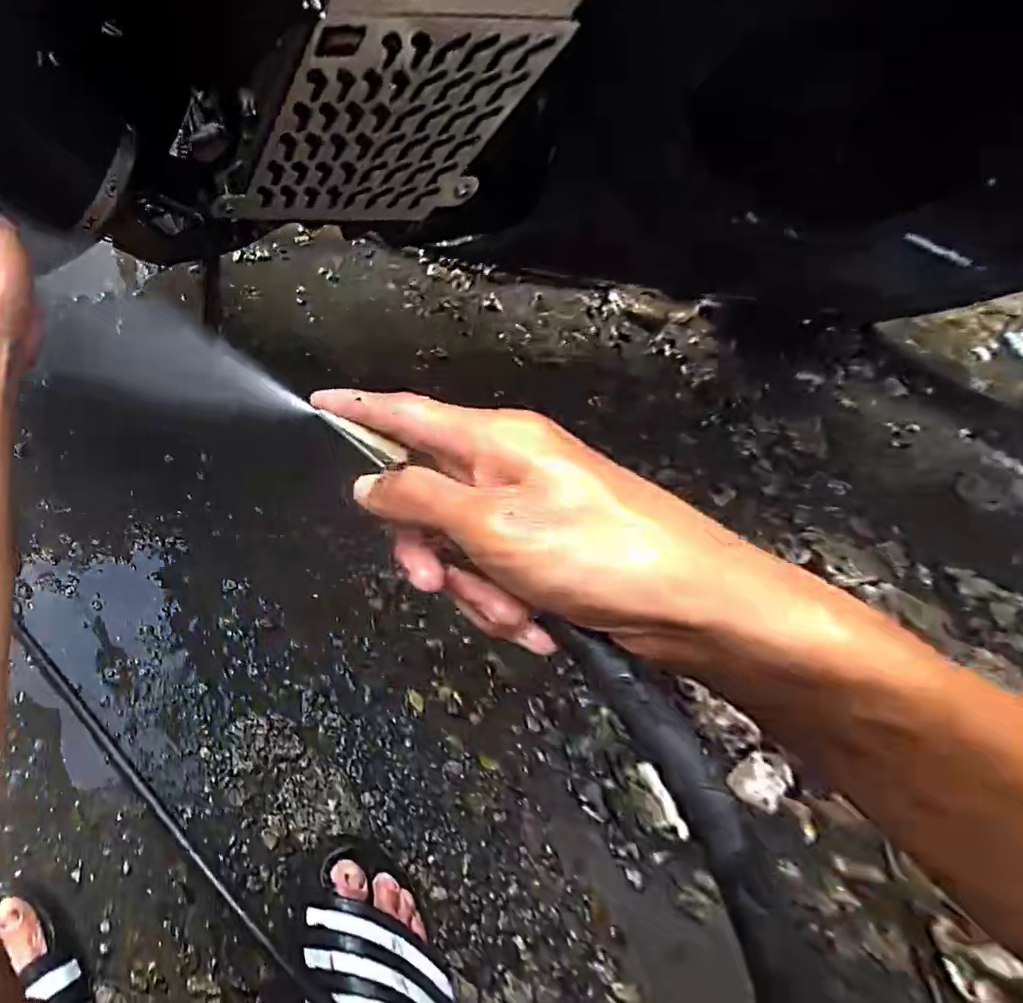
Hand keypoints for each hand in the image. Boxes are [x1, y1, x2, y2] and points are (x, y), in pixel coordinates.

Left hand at [0, 217, 39, 374]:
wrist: (8, 331)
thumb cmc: (1, 283)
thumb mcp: (5, 238)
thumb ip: (4, 224)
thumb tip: (4, 220)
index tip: (11, 221)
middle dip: (3, 249)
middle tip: (23, 242)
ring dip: (12, 271)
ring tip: (29, 262)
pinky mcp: (3, 316)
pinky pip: (12, 295)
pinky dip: (20, 290)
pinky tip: (31, 287)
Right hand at [312, 389, 821, 669]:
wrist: (704, 610)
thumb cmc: (600, 552)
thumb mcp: (488, 522)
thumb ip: (415, 497)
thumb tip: (367, 483)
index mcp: (491, 440)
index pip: (404, 413)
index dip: (356, 409)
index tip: (318, 404)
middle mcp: (501, 466)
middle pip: (420, 495)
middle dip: (424, 547)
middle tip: (432, 581)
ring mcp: (521, 506)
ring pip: (451, 543)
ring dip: (469, 586)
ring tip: (511, 611)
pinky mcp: (539, 544)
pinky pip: (486, 569)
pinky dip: (499, 599)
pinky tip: (532, 620)